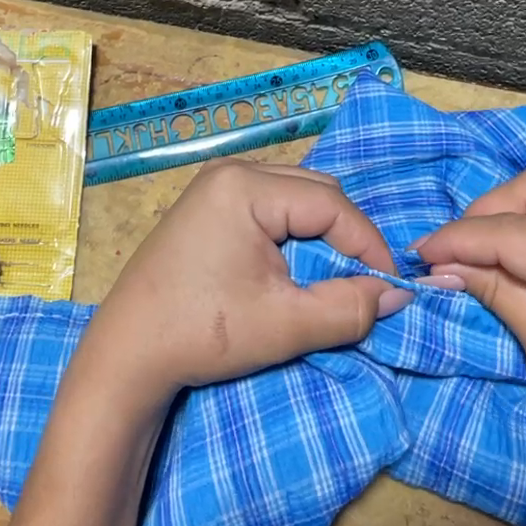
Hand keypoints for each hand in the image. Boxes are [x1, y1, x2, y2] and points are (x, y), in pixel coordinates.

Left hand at [78, 161, 411, 398]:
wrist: (127, 354)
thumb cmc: (202, 334)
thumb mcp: (285, 326)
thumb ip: (349, 307)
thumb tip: (398, 295)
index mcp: (245, 186)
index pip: (331, 204)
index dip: (368, 244)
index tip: (392, 287)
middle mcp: (230, 171)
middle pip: (314, 191)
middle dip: (346, 236)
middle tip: (363, 282)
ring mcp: (214, 185)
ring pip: (294, 196)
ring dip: (321, 234)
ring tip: (333, 278)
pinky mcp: (207, 205)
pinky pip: (269, 206)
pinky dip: (293, 233)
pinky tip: (295, 268)